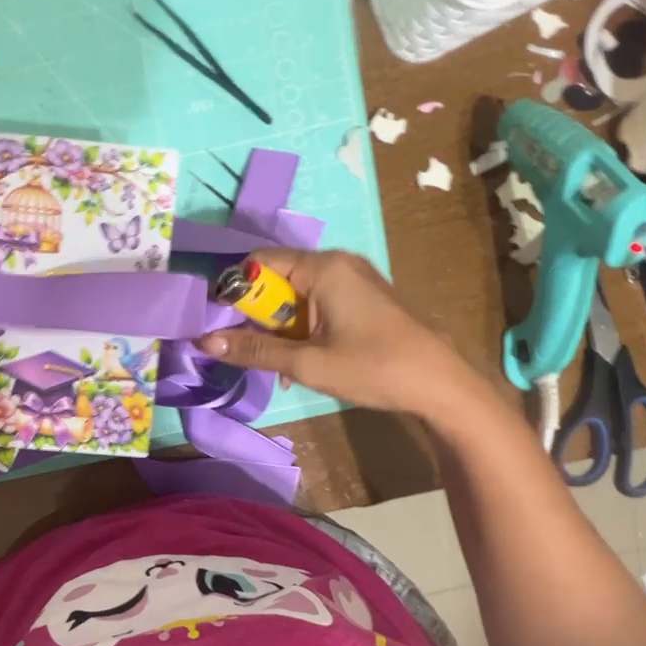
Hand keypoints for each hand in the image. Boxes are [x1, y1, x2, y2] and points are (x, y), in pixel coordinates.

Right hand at [196, 248, 472, 418]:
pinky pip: (317, 303)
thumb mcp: (307, 364)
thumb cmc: (373, 368)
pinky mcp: (363, 297)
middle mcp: (338, 263)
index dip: (234, 290)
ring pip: (296, 294)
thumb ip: (254, 350)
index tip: (220, 325)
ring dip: (279, 327)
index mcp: (324, 267)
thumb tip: (204, 341)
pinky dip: (302, 328)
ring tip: (280, 364)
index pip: (259, 261)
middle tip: (251, 352)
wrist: (440, 383)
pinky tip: (304, 360)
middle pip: (277, 277)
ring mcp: (353, 279)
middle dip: (257, 314)